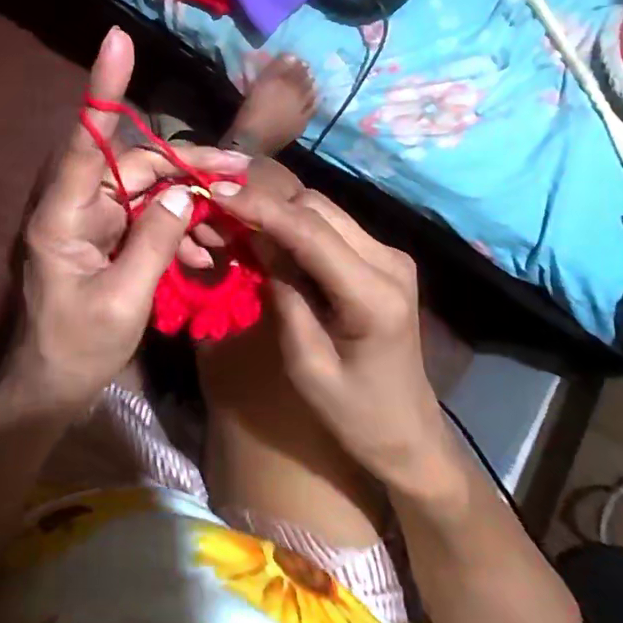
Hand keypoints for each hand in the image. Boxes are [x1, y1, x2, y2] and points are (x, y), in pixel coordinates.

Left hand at [13, 27, 248, 411]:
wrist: (51, 390)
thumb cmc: (75, 351)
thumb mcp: (123, 302)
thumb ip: (156, 244)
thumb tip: (187, 194)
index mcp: (64, 216)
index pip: (85, 140)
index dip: (102, 88)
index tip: (116, 40)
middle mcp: (77, 207)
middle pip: (136, 165)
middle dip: (188, 168)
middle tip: (239, 175)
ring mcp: (93, 222)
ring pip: (149, 190)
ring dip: (189, 204)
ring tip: (231, 223)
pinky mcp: (108, 239)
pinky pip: (149, 218)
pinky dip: (179, 230)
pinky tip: (208, 252)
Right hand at [212, 179, 450, 490]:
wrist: (407, 431)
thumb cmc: (353, 412)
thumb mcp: (305, 363)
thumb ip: (282, 295)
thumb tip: (254, 239)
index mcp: (373, 295)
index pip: (309, 232)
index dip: (260, 207)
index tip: (216, 192)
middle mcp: (389, 262)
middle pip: (317, 208)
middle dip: (264, 203)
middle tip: (217, 210)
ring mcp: (390, 255)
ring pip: (322, 209)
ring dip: (278, 210)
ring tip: (235, 220)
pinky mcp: (382, 257)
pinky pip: (330, 224)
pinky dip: (294, 223)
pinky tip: (267, 236)